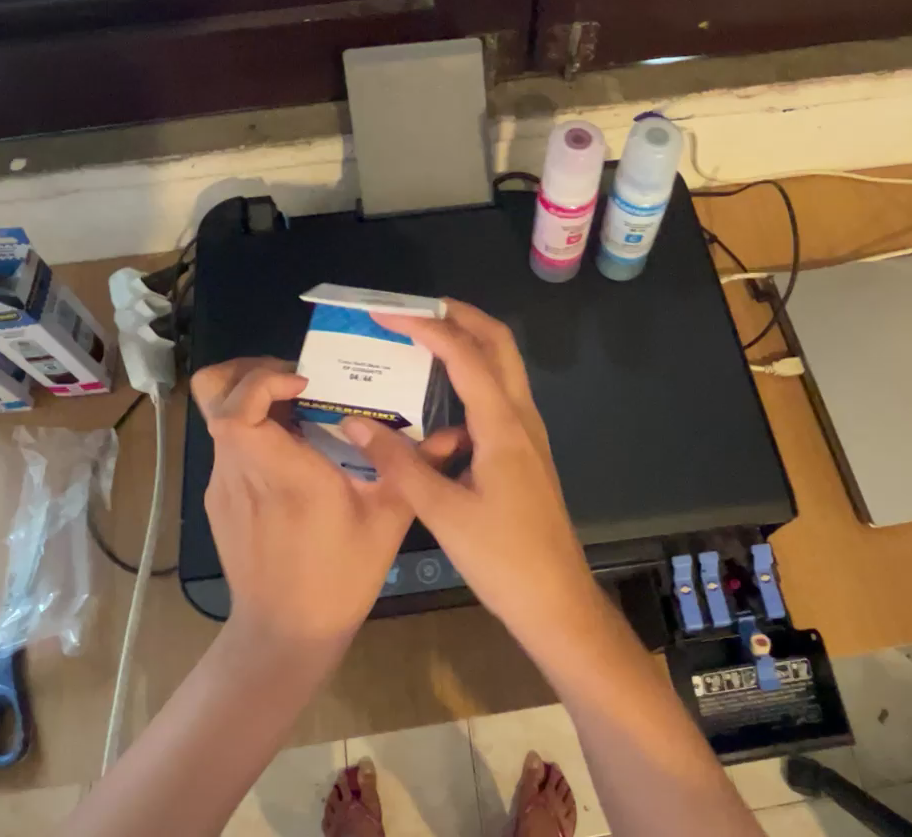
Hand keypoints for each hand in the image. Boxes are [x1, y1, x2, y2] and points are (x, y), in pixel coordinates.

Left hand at [193, 358, 413, 652]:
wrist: (285, 635)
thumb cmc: (340, 578)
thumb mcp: (387, 522)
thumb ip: (413, 469)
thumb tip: (456, 435)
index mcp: (282, 473)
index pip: (235, 410)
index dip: (259, 380)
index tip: (303, 381)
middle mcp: (241, 471)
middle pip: (212, 394)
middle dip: (250, 371)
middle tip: (301, 380)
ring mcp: (223, 485)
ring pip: (217, 415)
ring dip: (253, 398)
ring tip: (301, 410)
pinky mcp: (219, 499)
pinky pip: (228, 444)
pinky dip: (253, 429)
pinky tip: (294, 453)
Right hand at [339, 302, 601, 647]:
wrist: (557, 600)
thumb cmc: (502, 558)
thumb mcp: (443, 512)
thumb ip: (399, 464)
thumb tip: (355, 422)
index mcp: (503, 425)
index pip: (464, 354)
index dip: (426, 326)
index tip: (387, 313)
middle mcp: (521, 418)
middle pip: (498, 344)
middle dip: (459, 317)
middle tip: (414, 310)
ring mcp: (528, 435)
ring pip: (501, 370)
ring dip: (467, 346)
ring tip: (420, 344)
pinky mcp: (525, 454)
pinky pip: (498, 400)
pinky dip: (470, 382)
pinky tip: (437, 406)